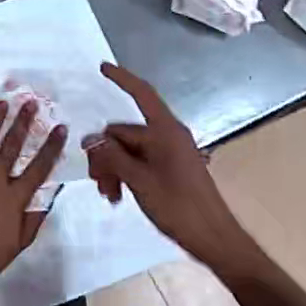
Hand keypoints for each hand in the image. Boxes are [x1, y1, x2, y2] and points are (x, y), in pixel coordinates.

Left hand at [0, 100, 67, 286]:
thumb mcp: (23, 238)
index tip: (59, 128)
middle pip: (11, 147)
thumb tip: (52, 191)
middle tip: (29, 103)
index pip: (39, 166)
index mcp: (15, 198)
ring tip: (0, 104)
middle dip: (22, 122)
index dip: (51, 146)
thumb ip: (37, 213)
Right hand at [85, 62, 258, 269]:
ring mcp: (169, 153)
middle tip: (96, 180)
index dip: (122, 79)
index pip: (141, 95)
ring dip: (113, 168)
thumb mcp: (139, 180)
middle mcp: (167, 136)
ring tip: (108, 194)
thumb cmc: (178, 206)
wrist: (213, 238)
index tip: (102, 67)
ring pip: (128, 150)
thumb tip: (92, 140)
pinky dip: (125, 174)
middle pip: (125, 132)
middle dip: (105, 152)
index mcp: (165, 131)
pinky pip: (139, 163)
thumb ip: (113, 156)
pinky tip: (118, 195)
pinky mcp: (170, 170)